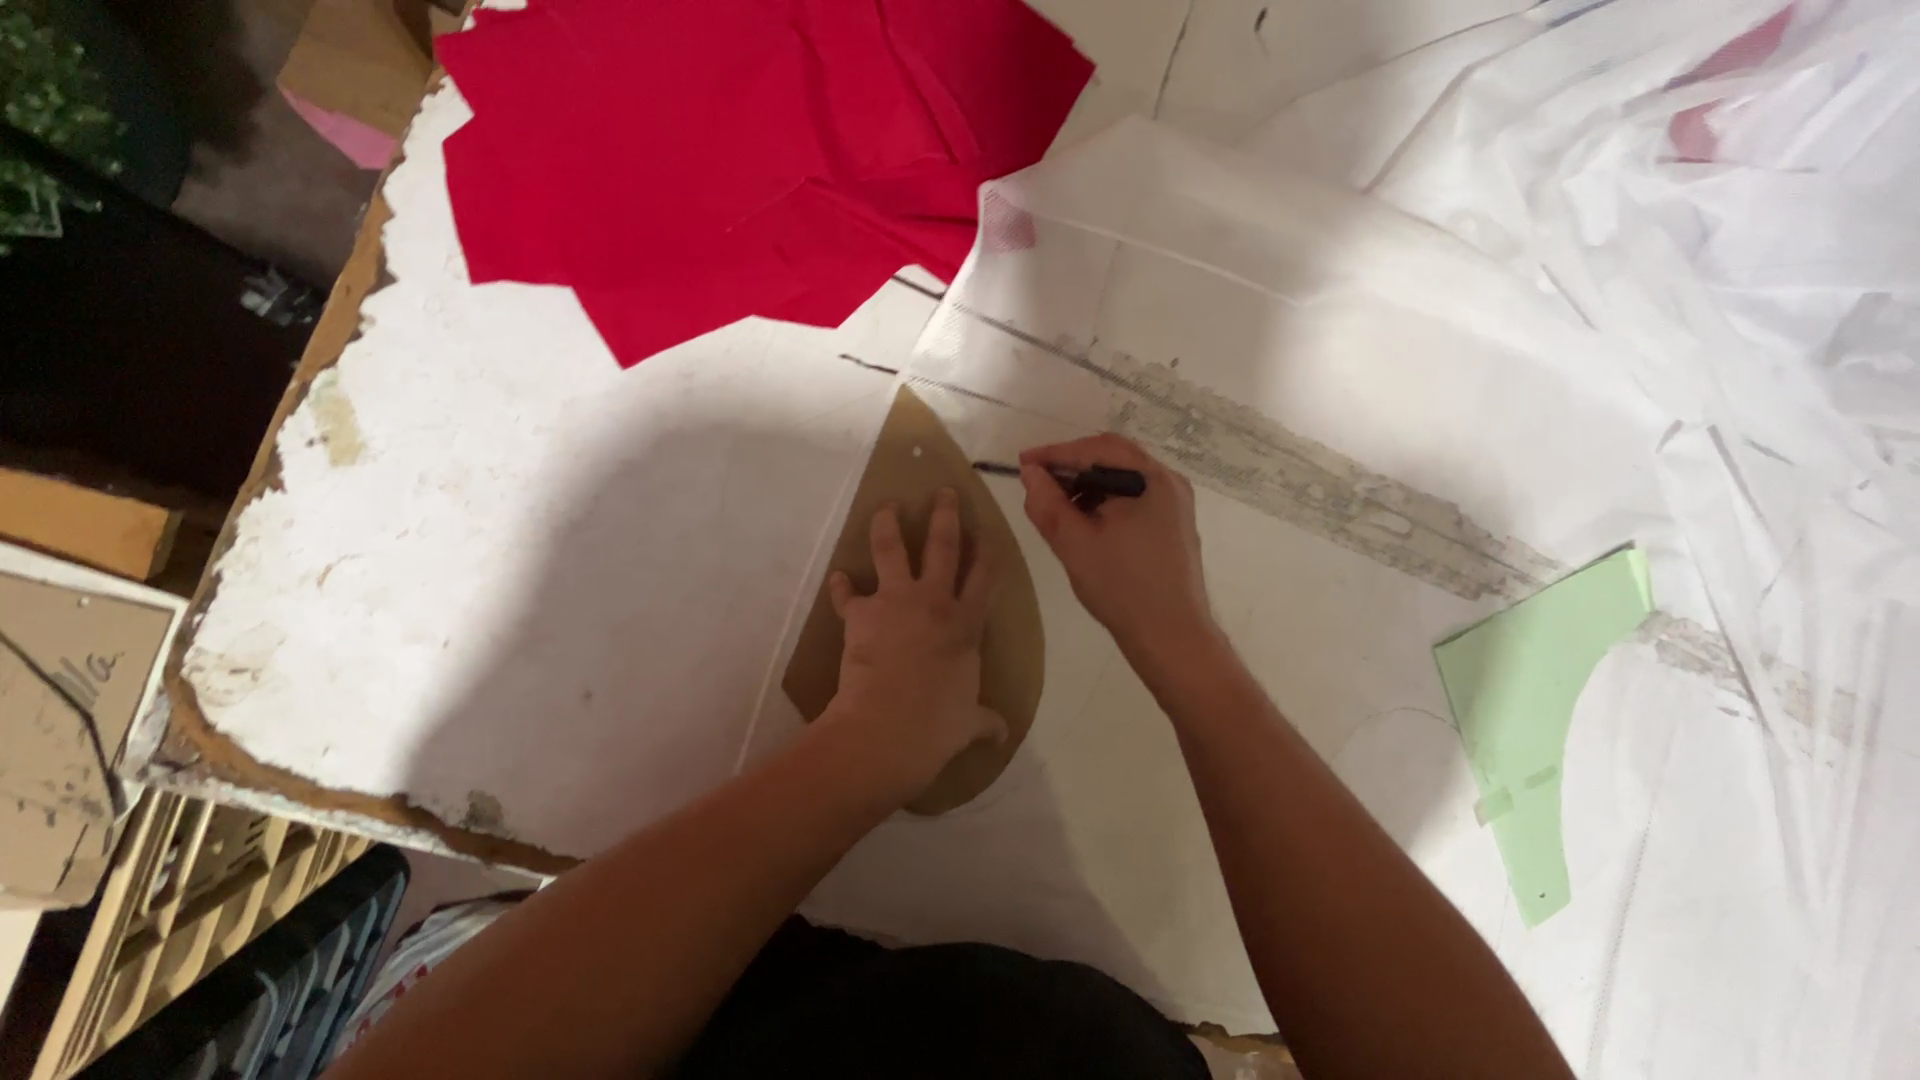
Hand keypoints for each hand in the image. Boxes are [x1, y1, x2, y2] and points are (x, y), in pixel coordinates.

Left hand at [816, 488, 1006, 804]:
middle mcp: (934, 602)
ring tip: (887, 507)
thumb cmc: (937, 725)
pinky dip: (841, 587)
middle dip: (945, 515)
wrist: (888, 727)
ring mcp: (896, 602)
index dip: (986, 551)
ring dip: (888, 524)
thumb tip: (1002, 732)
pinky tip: (838, 579)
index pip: (984, 577)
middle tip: (944, 493)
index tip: (985, 531)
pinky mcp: (862, 613)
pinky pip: (848, 594)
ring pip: (892, 549)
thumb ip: (984, 720)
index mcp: (967, 625)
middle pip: (943, 546)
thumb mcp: (968, 722)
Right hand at [1019, 434, 1219, 662]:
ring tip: (1058, 506)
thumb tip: (1031, 473)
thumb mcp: (1074, 544)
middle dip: (1072, 465)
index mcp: (1149, 479)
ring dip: (1088, 483)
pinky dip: (1106, 499)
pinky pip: (1135, 496)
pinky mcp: (1174, 524)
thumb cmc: (1122, 587)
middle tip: (1038, 482)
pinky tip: (1087, 522)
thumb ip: (1047, 503)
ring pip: (1124, 476)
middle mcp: (1168, 482)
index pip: (1095, 449)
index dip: (1055, 453)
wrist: (1172, 636)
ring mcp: (1176, 503)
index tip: (1023, 464)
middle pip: (1113, 455)